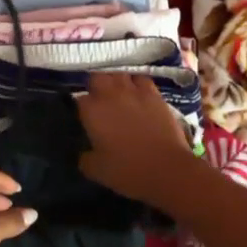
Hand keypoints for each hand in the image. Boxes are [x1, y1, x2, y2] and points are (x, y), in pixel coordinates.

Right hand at [76, 73, 195, 203]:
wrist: (167, 168)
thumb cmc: (128, 170)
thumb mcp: (97, 171)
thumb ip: (84, 158)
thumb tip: (83, 153)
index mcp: (93, 111)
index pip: (78, 99)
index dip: (80, 108)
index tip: (84, 118)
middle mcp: (110, 94)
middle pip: (97, 78)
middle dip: (95, 87)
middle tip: (98, 103)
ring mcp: (134, 91)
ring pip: (118, 74)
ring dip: (114, 82)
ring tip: (117, 95)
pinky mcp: (154, 94)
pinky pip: (140, 79)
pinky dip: (136, 84)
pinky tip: (137, 94)